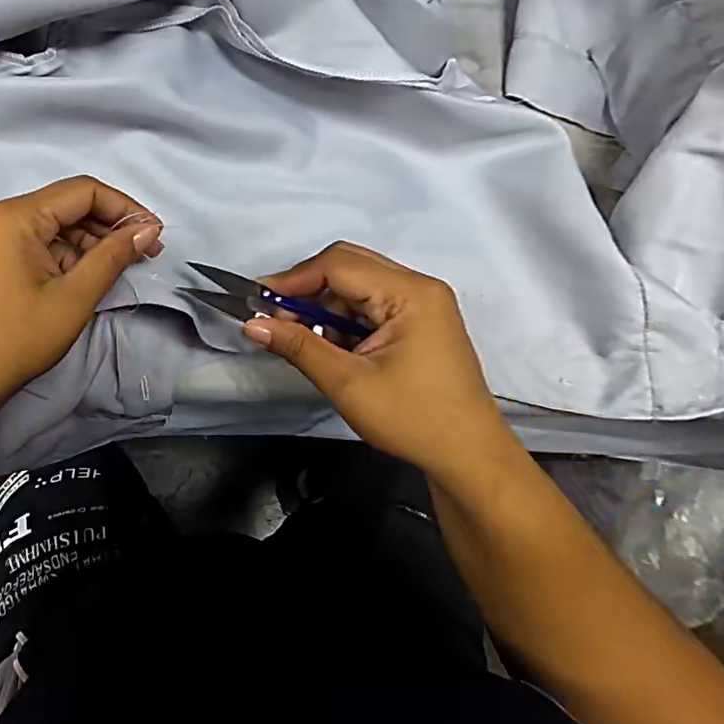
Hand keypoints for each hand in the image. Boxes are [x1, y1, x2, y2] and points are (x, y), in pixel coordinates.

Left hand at [0, 176, 162, 414]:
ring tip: (121, 267)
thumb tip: (147, 229)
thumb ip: (114, 256)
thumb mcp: (74, 297)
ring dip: (90, 242)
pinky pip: (37, 241)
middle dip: (109, 226)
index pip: (83, 191)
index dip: (124, 208)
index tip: (154, 234)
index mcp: (15, 216)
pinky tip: (88, 275)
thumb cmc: (17, 339)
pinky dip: (66, 254)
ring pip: (54, 224)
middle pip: (68, 205)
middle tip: (145, 253)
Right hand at [242, 242, 520, 482]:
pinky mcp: (417, 321)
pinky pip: (367, 303)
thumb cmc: (414, 420)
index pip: (337, 265)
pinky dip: (340, 318)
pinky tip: (327, 344)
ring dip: (322, 305)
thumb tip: (254, 324)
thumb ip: (297, 346)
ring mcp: (421, 303)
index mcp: (410, 294)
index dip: (293, 279)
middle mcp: (418, 287)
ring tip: (299, 338)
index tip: (258, 300)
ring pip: (354, 284)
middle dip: (306, 288)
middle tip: (275, 317)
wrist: (469, 458)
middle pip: (346, 265)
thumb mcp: (347, 382)